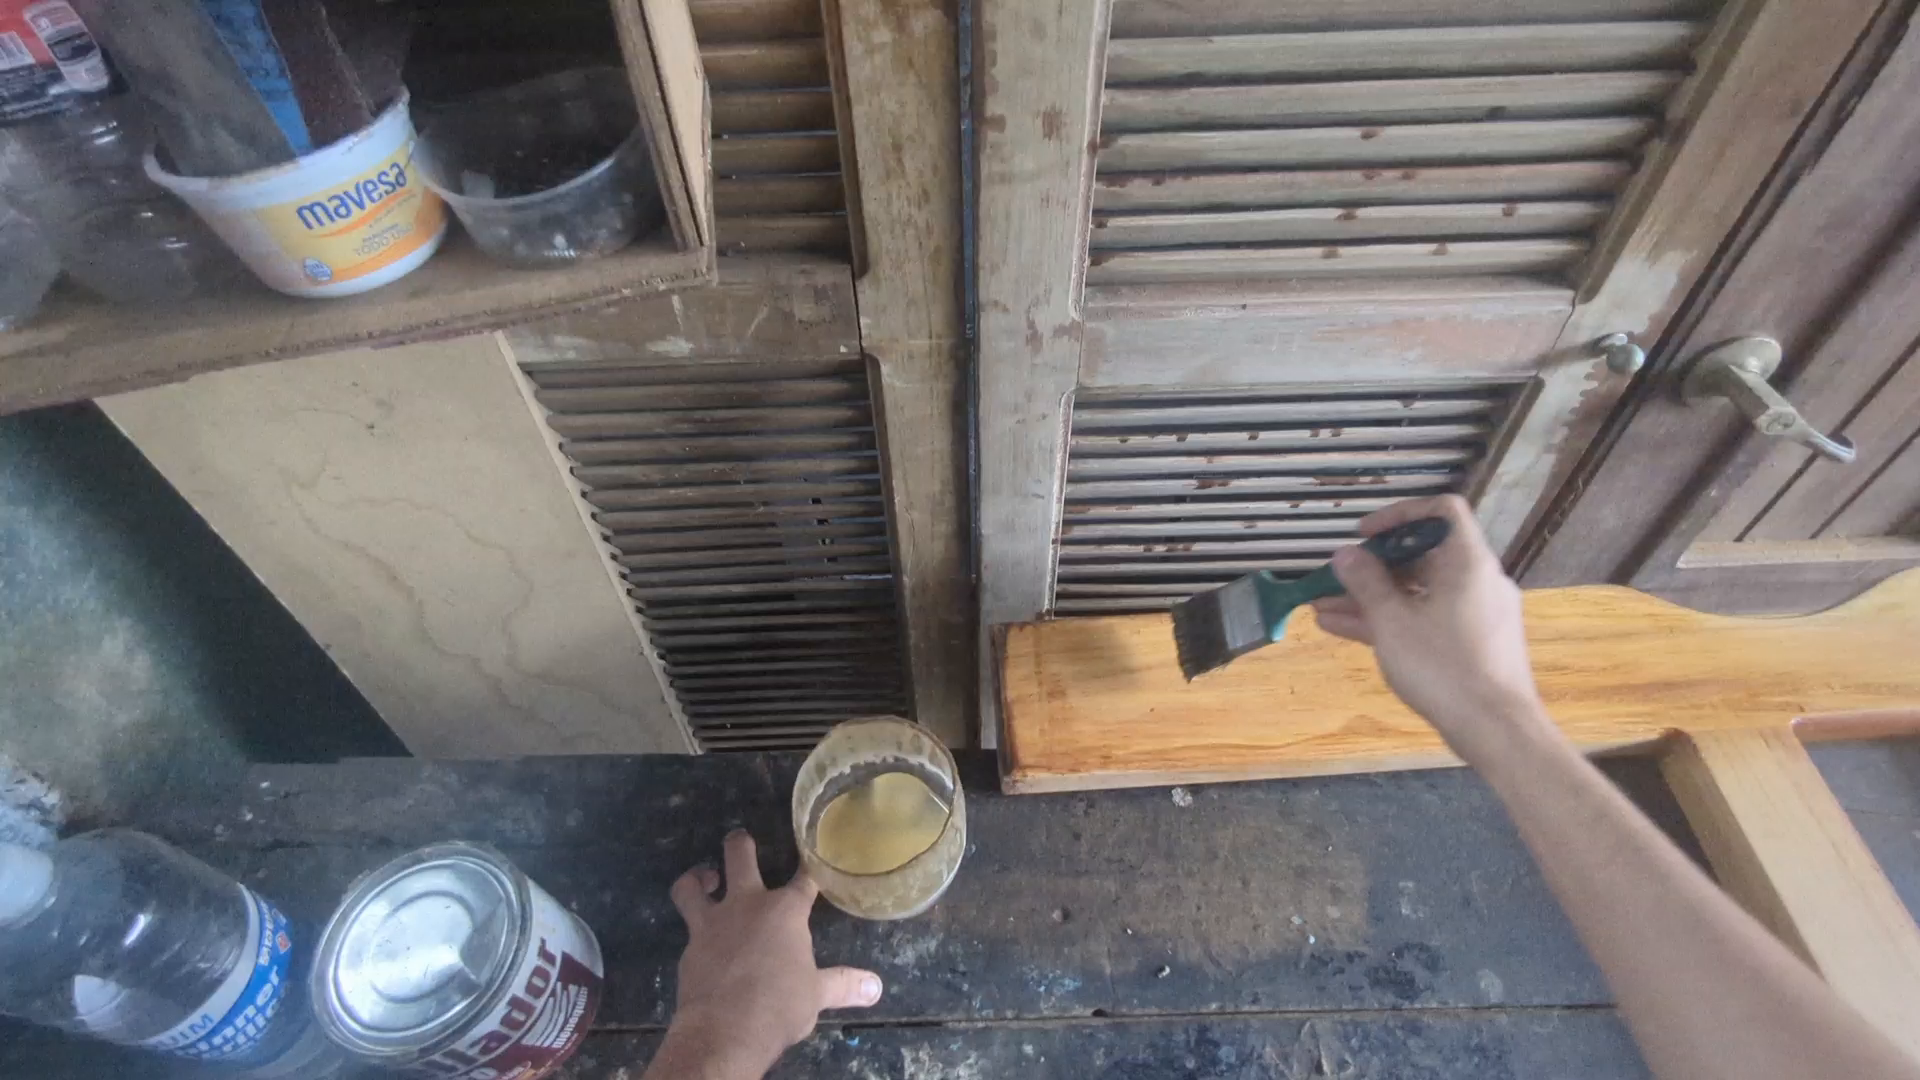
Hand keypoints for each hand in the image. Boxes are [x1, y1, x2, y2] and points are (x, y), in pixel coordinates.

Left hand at [651, 830, 881, 1078]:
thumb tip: (876, 987)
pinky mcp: (689, 949)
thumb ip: (843, 985)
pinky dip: (695, 934)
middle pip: (739, 856)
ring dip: (696, 878)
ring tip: (704, 879)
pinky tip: (703, 948)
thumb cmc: (779, 1005)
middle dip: (740, 843)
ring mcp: (713, 924)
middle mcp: (747, 904)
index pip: (804, 878)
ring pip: (691, 886)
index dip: (810, 867)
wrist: (724, 1032)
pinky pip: (688, 931)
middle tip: (741, 840)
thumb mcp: (816, 995)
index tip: (813, 857)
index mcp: (785, 910)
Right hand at [1309, 495, 1554, 765]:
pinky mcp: (1467, 642)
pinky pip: (1422, 617)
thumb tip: (1344, 554)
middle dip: (1371, 565)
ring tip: (1321, 606)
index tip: (1363, 534)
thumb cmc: (1443, 667)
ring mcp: (1472, 614)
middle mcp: (1475, 582)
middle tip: (1333, 577)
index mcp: (1467, 564)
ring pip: (1416, 591)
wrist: (1495, 729)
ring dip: (1370, 596)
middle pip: (1421, 555)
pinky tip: (1340, 627)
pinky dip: (1387, 618)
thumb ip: (1365, 583)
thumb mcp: (1392, 621)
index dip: (1399, 514)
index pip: (1441, 512)